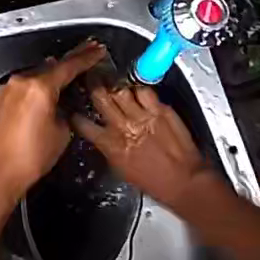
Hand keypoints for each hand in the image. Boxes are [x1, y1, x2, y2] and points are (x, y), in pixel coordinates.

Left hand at [0, 38, 107, 197]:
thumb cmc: (31, 157)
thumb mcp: (62, 133)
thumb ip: (66, 111)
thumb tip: (64, 105)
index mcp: (40, 87)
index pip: (69, 66)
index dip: (86, 57)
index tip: (97, 50)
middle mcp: (22, 82)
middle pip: (51, 66)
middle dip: (71, 62)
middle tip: (88, 53)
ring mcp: (9, 88)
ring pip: (36, 74)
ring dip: (53, 73)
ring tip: (70, 72)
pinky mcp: (1, 98)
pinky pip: (24, 85)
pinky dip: (37, 84)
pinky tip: (46, 89)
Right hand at [70, 81, 213, 210]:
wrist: (184, 181)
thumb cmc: (153, 181)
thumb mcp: (121, 168)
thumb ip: (109, 147)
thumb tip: (102, 135)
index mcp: (110, 145)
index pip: (83, 124)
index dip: (76, 115)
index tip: (75, 111)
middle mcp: (123, 127)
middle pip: (100, 96)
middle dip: (93, 84)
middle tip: (93, 78)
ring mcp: (142, 116)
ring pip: (121, 89)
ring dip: (115, 84)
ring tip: (113, 79)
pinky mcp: (159, 110)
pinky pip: (144, 90)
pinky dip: (139, 89)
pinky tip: (137, 91)